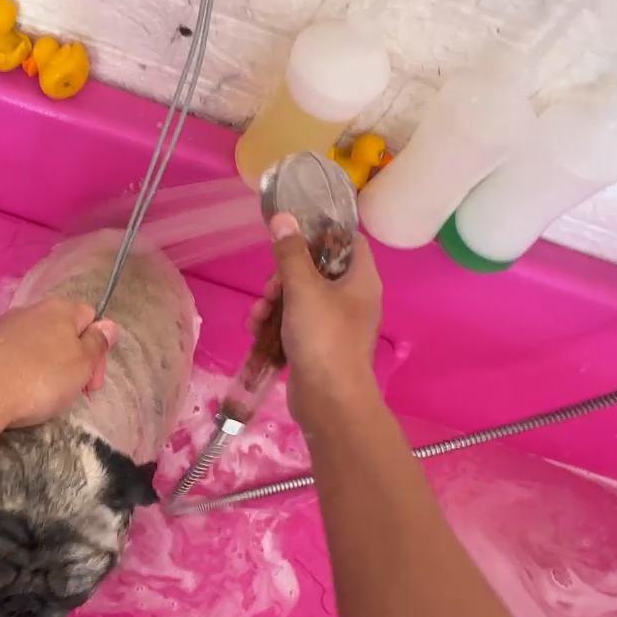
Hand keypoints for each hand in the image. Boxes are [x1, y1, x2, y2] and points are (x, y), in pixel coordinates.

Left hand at [0, 298, 115, 429]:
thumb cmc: (39, 380)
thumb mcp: (81, 366)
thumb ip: (97, 343)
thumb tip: (108, 324)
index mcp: (60, 309)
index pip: (90, 317)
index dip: (97, 350)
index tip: (91, 382)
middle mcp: (30, 310)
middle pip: (61, 330)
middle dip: (70, 358)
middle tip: (69, 392)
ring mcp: (1, 325)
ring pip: (34, 341)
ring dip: (43, 363)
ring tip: (38, 393)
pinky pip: (9, 353)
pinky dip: (16, 368)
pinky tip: (12, 388)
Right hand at [247, 219, 384, 421]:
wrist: (329, 399)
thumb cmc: (323, 338)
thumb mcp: (303, 290)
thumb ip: (290, 254)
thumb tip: (283, 217)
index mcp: (360, 278)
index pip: (347, 239)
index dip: (321, 232)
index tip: (292, 234)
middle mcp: (351, 297)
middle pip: (315, 269)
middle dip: (283, 277)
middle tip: (270, 290)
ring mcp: (333, 322)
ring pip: (298, 297)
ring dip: (272, 302)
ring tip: (258, 317)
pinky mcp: (316, 344)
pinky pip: (293, 322)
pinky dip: (274, 323)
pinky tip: (256, 331)